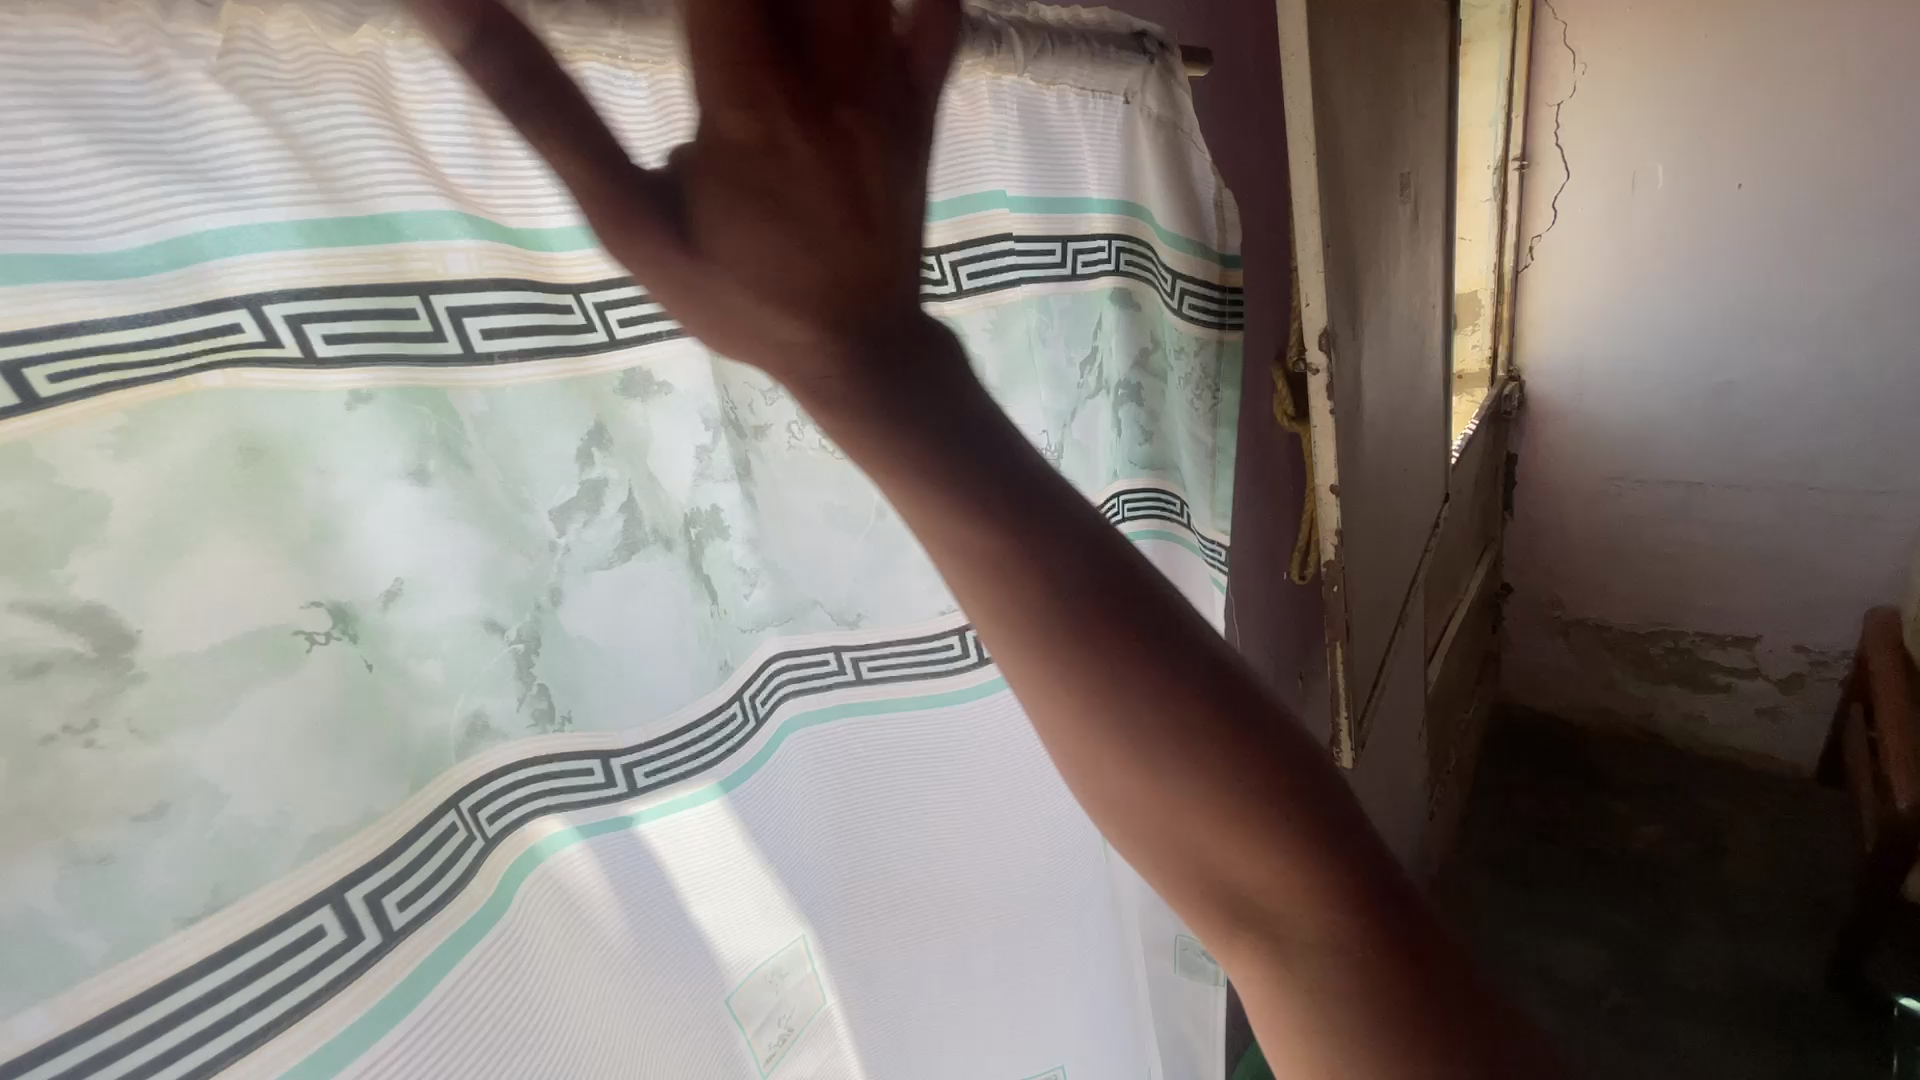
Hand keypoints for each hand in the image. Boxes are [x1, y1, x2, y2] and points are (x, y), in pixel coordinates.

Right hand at [410, 0, 964, 402]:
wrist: (858, 352)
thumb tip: (440, 2)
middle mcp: (825, 73)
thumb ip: (548, 115)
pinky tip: (862, 3)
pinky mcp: (920, 109)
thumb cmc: (744, 305)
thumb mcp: (635, 231)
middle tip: (713, 12)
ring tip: (763, 16)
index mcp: (745, 97)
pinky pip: (939, 11)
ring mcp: (884, 87)